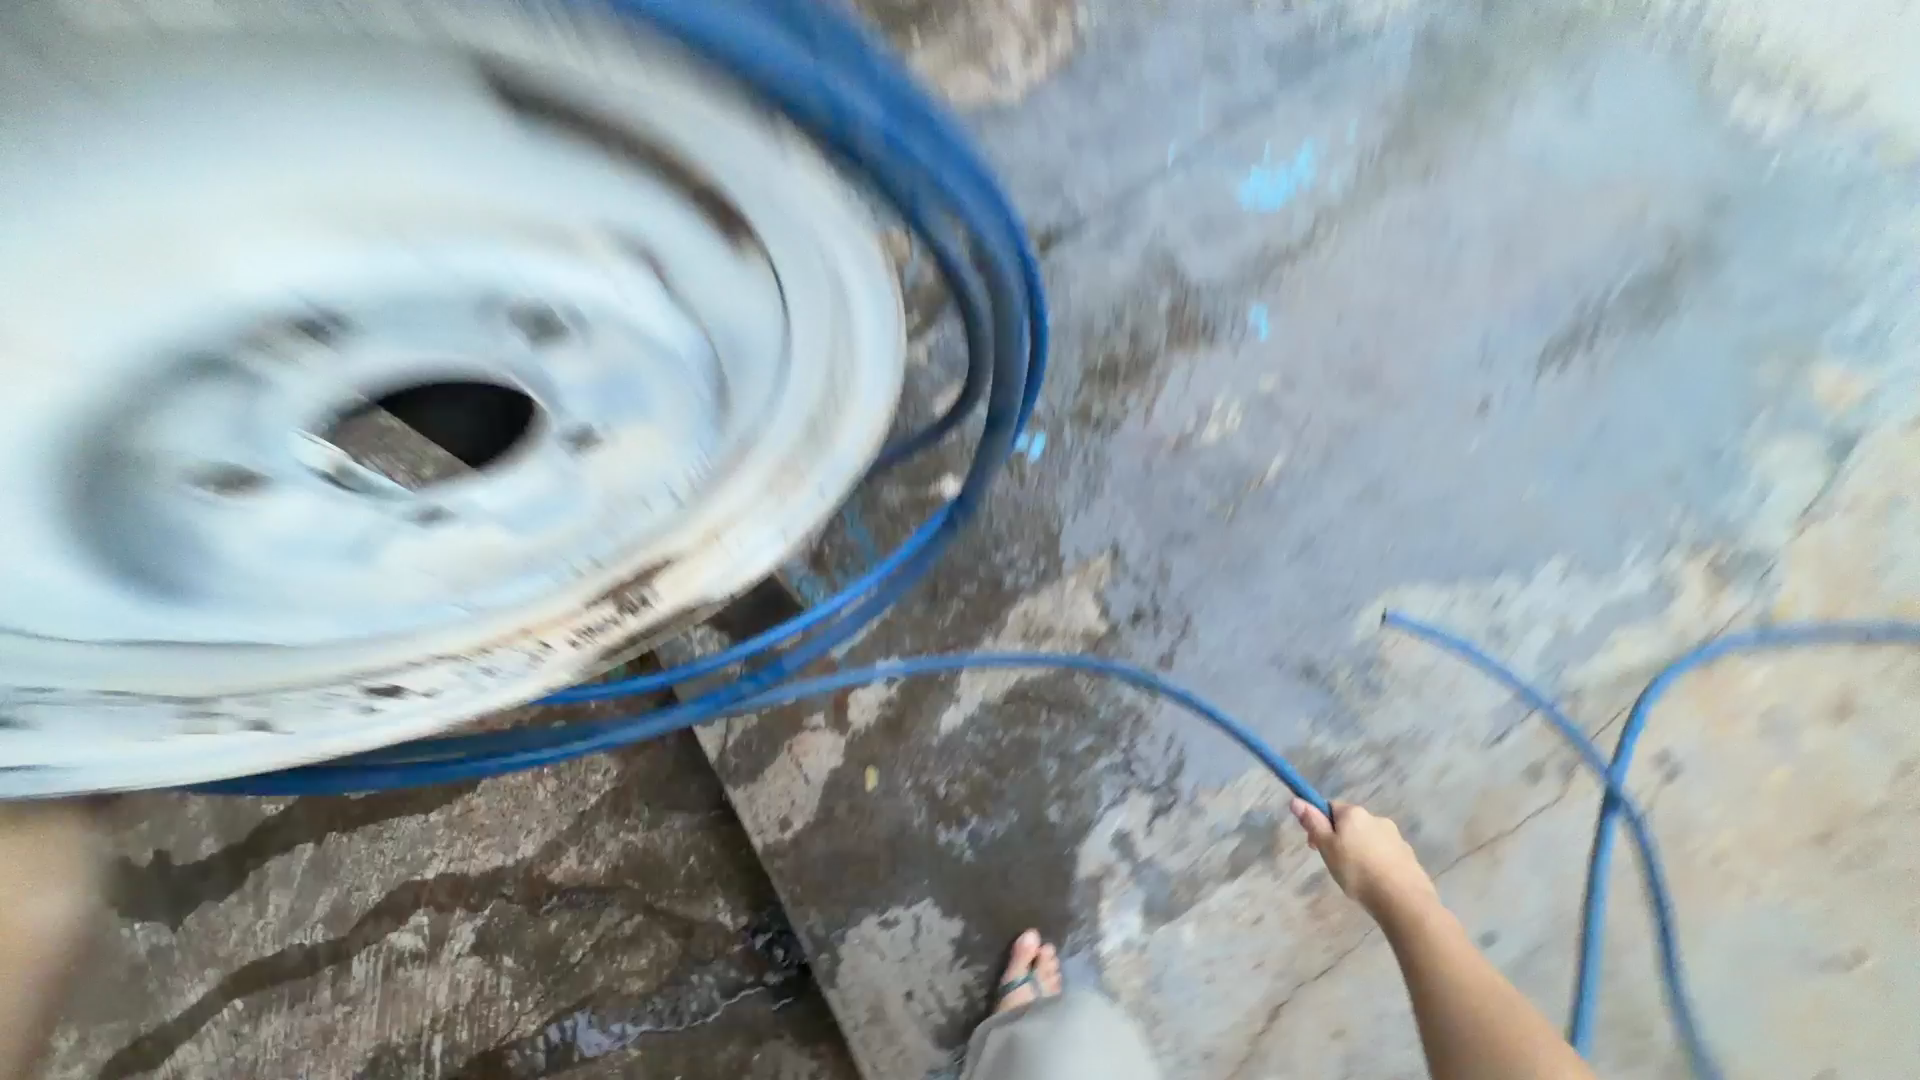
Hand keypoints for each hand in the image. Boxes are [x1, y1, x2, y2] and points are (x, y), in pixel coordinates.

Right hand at [1290, 798, 1438, 918]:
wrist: (1403, 900)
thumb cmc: (1357, 871)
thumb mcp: (1326, 847)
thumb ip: (1312, 823)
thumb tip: (1296, 800)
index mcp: (1353, 813)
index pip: (1329, 807)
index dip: (1319, 824)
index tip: (1315, 845)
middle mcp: (1376, 818)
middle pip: (1350, 823)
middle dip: (1339, 839)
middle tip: (1334, 863)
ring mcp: (1395, 837)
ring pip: (1368, 839)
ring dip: (1359, 850)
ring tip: (1356, 876)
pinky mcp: (1408, 856)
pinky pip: (1384, 853)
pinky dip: (1376, 861)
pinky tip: (1375, 881)